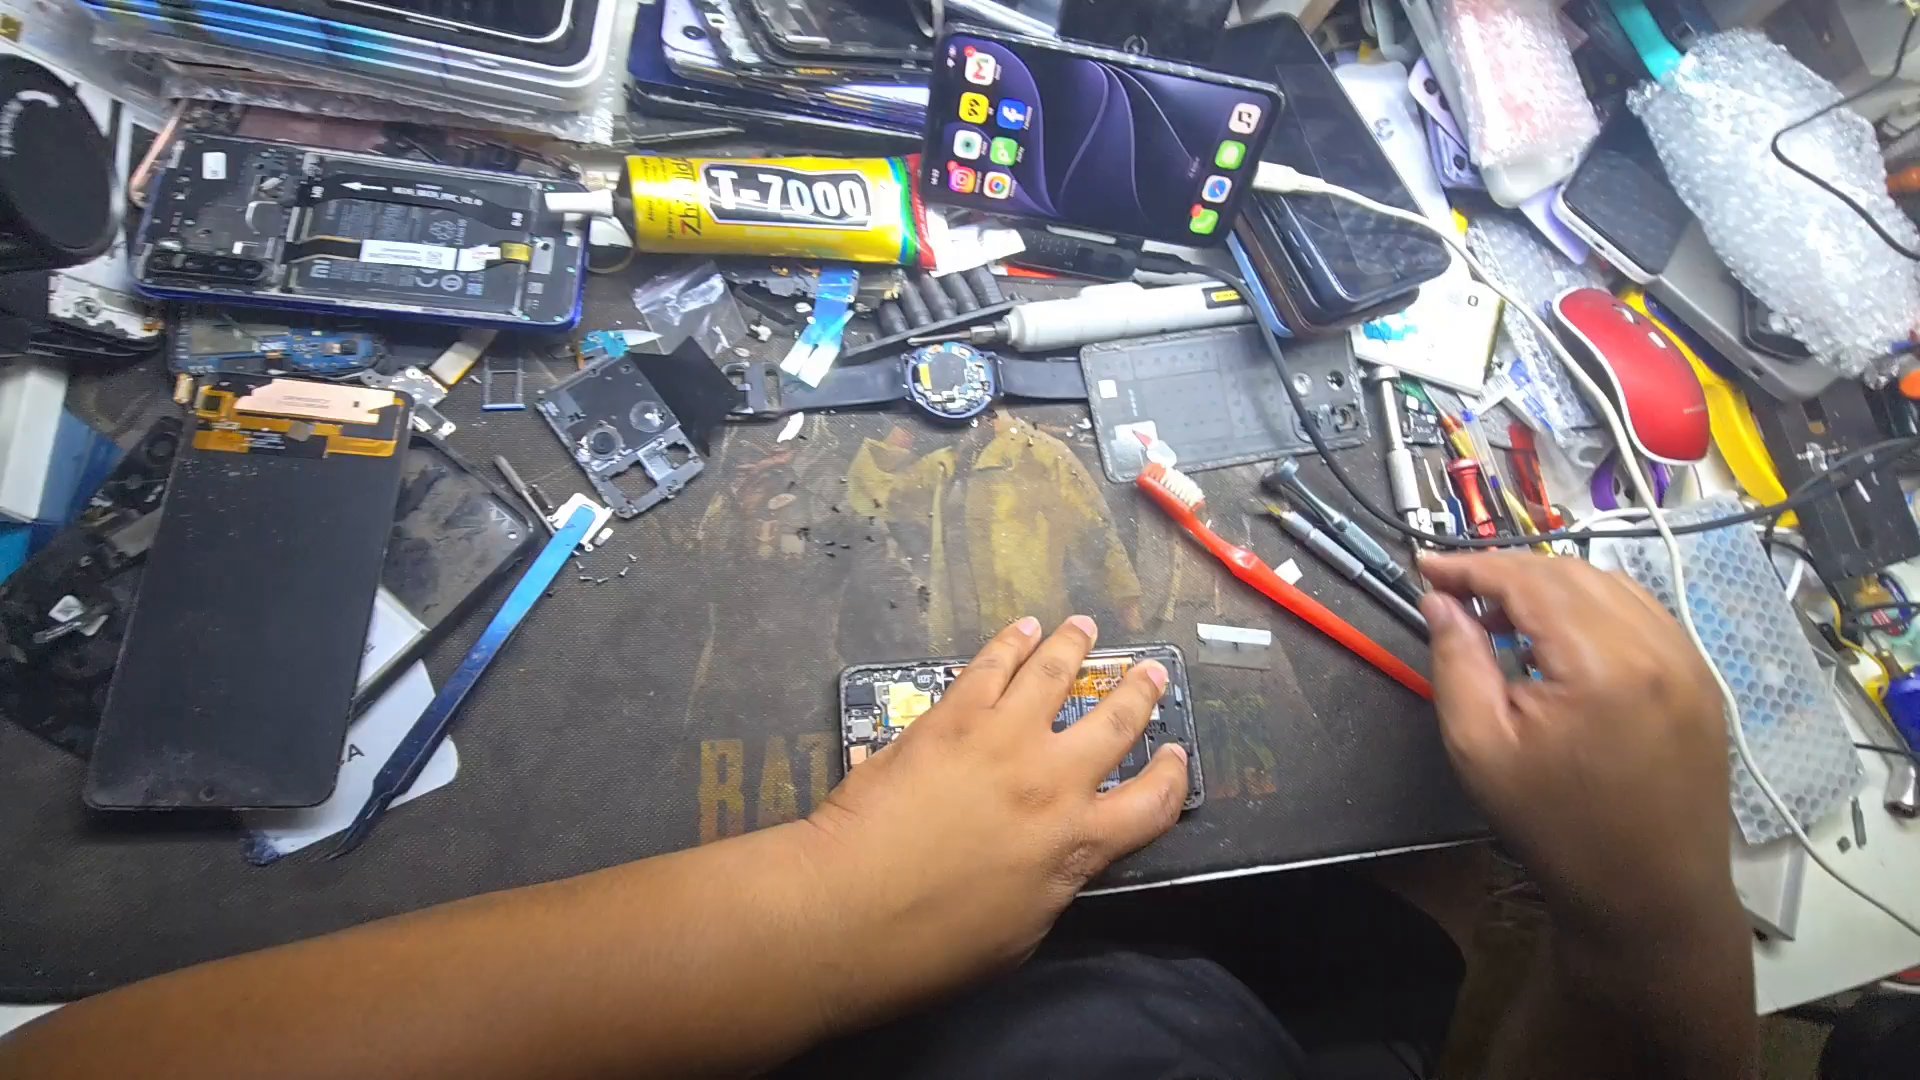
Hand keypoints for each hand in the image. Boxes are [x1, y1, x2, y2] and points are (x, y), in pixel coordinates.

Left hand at [796, 615, 1188, 1025]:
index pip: (1150, 804)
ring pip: (1054, 675)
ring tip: (1084, 626)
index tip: (1175, 754)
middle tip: (1149, 669)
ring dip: (1074, 645)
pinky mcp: (955, 715)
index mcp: (1076, 844)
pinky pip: (992, 666)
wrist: (851, 906)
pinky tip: (1022, 629)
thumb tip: (1058, 850)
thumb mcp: (1021, 930)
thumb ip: (1052, 878)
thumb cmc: (933, 943)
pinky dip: (1012, 642)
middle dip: (1140, 692)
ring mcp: (1003, 738)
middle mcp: (1052, 780)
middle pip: (1115, 724)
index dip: (1171, 776)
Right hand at [1418, 553, 1737, 940]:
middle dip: (1502, 569)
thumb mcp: (1477, 742)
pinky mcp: (1699, 680)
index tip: (1424, 567)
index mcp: (1603, 665)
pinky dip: (1584, 603)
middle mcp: (1659, 649)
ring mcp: (1690, 663)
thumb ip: (1455, 659)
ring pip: (1608, 585)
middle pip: (1569, 573)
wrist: (1646, 890)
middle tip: (1450, 589)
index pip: (1529, 581)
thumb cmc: (1550, 820)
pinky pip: (1637, 612)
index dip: (1470, 565)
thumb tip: (1439, 601)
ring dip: (1543, 583)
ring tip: (1493, 611)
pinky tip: (1549, 631)